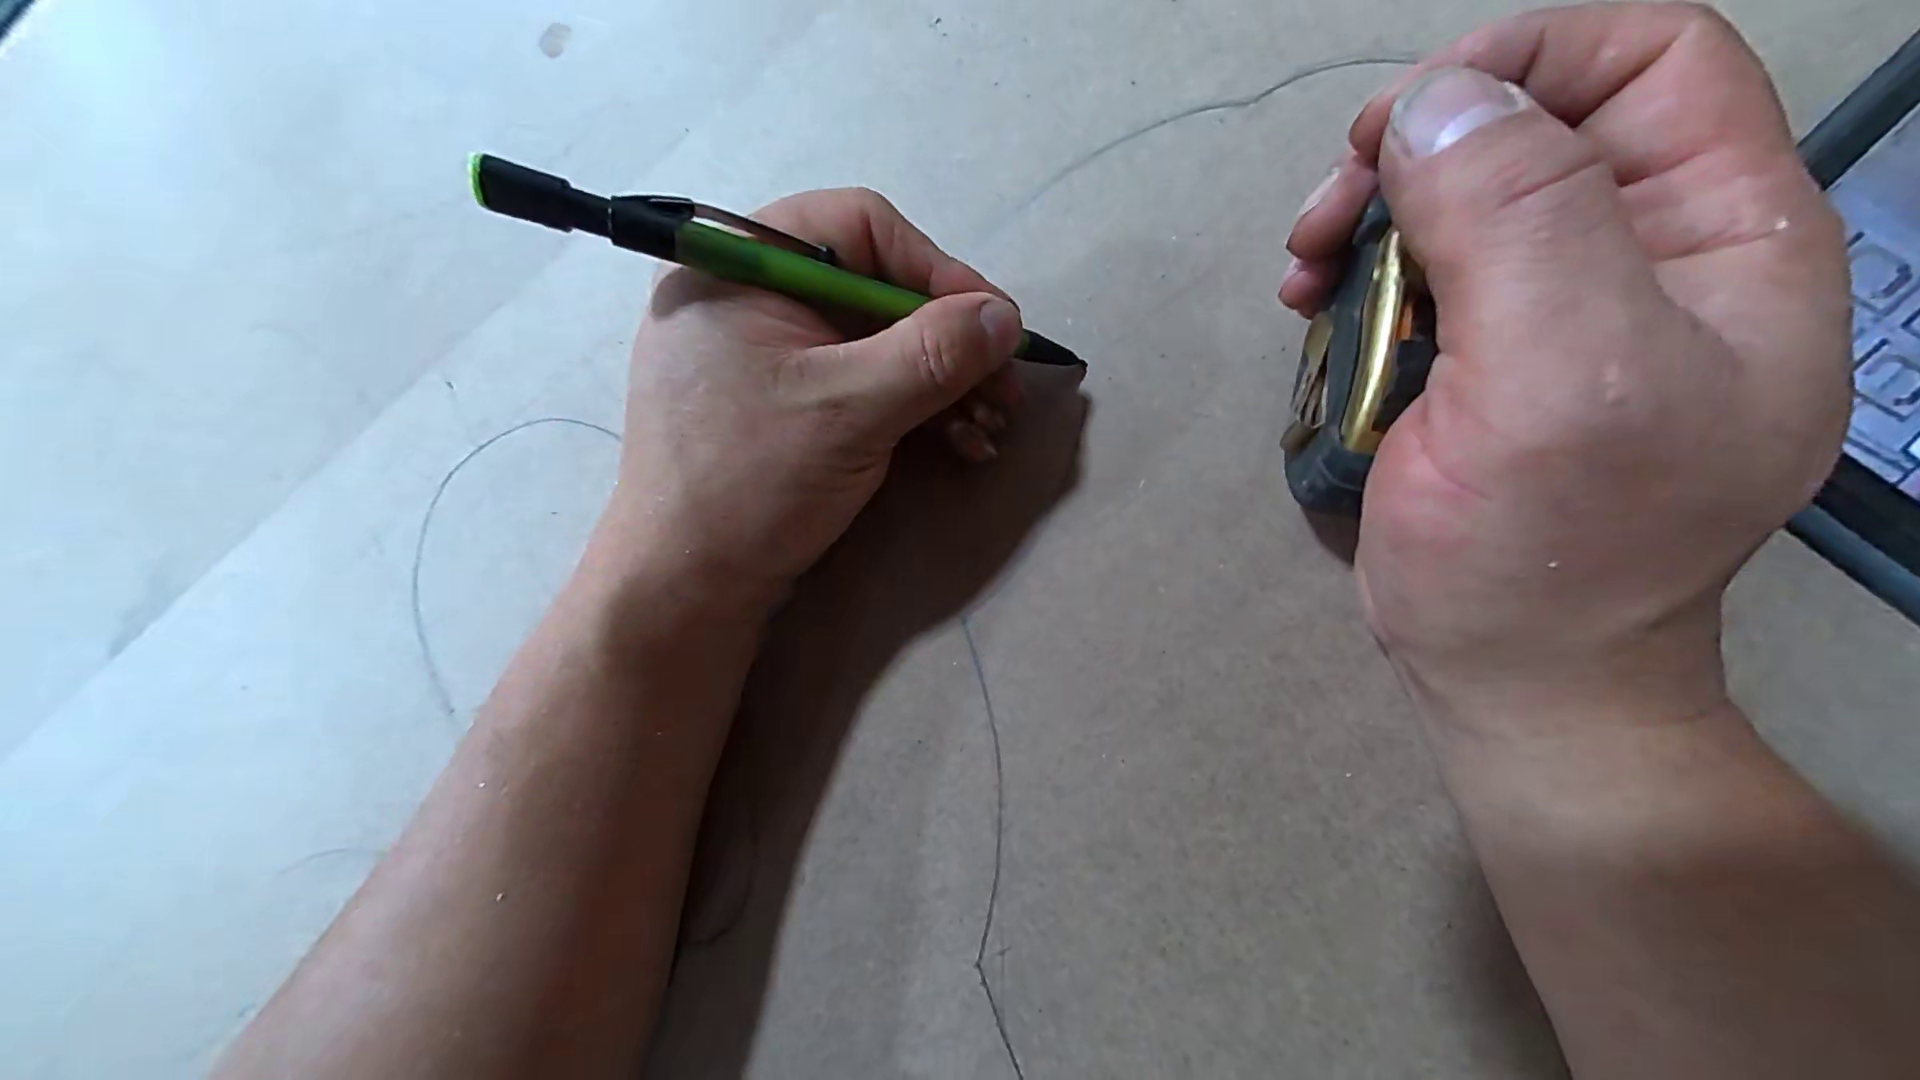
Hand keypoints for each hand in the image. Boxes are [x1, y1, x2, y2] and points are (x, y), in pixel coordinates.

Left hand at [601, 188, 1027, 607]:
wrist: (690, 587)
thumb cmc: (751, 484)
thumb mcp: (848, 410)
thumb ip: (932, 355)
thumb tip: (1005, 317)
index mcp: (741, 266)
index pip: (860, 229)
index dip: (936, 270)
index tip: (991, 323)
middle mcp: (756, 300)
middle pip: (878, 292)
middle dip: (950, 345)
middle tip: (1005, 390)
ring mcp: (775, 358)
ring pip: (880, 346)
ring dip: (945, 386)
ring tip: (992, 429)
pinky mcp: (793, 408)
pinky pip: (866, 387)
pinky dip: (917, 412)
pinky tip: (960, 445)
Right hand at [1282, 3, 1852, 732]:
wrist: (1504, 664)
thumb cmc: (1543, 549)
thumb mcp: (1554, 384)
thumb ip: (1518, 226)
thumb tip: (1432, 107)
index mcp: (1716, 243)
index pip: (1641, 67)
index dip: (1513, 67)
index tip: (1389, 132)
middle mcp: (1636, 263)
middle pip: (1526, 134)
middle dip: (1410, 157)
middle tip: (1322, 222)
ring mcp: (1541, 318)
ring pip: (1452, 208)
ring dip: (1366, 220)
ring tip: (1303, 270)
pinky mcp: (1465, 365)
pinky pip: (1410, 280)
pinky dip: (1352, 279)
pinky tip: (1311, 308)